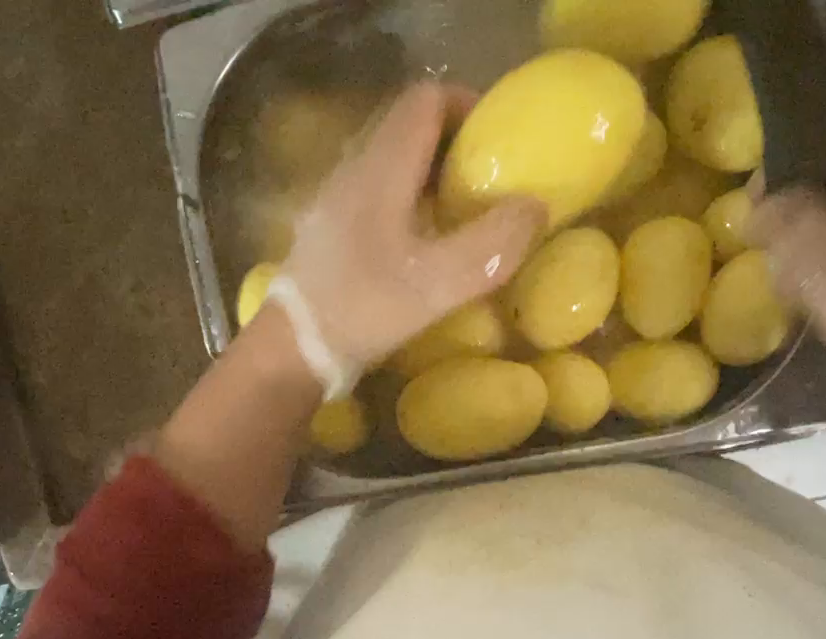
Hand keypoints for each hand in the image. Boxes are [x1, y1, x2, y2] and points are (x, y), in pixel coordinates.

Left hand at [271, 82, 545, 396]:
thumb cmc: (362, 311)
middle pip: (407, 131)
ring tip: (458, 220)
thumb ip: (490, 245)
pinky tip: (417, 252)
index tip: (497, 143)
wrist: (291, 351)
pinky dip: (404, 209)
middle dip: (452, 148)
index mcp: (380, 168)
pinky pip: (372, 200)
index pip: (425, 100)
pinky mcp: (325, 235)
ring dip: (428, 182)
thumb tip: (533, 208)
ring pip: (389, 167)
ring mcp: (332, 204)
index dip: (467, 106)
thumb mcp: (436, 284)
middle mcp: (351, 172)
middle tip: (485, 186)